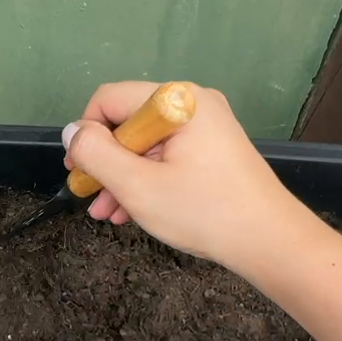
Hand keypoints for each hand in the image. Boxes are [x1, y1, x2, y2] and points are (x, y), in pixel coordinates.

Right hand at [61, 81, 307, 268]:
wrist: (270, 242)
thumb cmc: (204, 212)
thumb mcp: (138, 186)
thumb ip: (96, 155)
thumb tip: (71, 132)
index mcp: (178, 100)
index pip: (110, 99)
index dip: (86, 133)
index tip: (78, 171)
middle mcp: (193, 103)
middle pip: (128, 122)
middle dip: (105, 162)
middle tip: (90, 199)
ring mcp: (206, 126)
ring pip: (145, 144)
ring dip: (121, 177)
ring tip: (107, 214)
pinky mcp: (212, 149)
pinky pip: (166, 155)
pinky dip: (146, 179)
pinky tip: (130, 211)